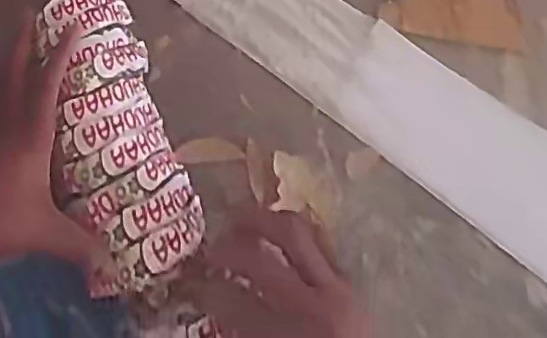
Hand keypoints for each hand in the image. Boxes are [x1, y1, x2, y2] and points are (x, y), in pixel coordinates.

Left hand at [0, 21, 99, 269]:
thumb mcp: (44, 231)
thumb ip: (78, 243)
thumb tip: (111, 261)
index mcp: (32, 134)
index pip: (49, 84)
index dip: (61, 53)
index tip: (72, 26)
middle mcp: (11, 124)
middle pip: (15, 72)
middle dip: (24, 41)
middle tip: (30, 14)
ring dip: (8, 58)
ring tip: (15, 40)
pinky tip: (0, 89)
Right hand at [194, 210, 368, 337]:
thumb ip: (244, 334)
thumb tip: (218, 312)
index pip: (232, 301)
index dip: (207, 288)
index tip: (195, 283)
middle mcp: (310, 308)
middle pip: (259, 259)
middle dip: (227, 248)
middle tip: (212, 249)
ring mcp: (335, 292)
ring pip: (294, 232)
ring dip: (262, 221)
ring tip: (241, 221)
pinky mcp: (351, 287)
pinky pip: (320, 242)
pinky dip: (295, 232)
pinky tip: (277, 234)